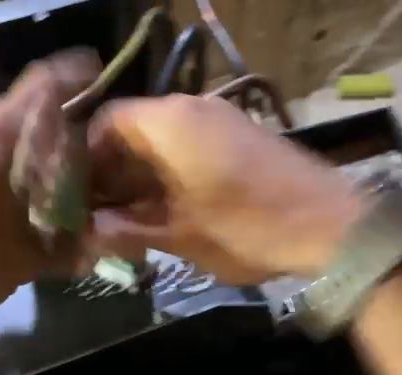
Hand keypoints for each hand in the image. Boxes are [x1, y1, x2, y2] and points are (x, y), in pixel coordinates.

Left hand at [0, 51, 98, 317]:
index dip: (74, 82)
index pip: (48, 84)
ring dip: (0, 152)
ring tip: (11, 191)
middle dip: (36, 134)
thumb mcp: (28, 260)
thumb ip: (64, 245)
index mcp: (1, 133)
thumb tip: (88, 245)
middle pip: (12, 111)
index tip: (90, 88)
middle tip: (53, 168)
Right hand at [84, 95, 363, 282]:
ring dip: (139, 181)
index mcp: (168, 122)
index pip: (106, 123)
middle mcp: (190, 110)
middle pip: (132, 132)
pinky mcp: (238, 142)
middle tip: (93, 219)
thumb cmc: (246, 229)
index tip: (73, 199)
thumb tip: (89, 232)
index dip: (84, 161)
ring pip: (160, 145)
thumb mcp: (180, 236)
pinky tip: (161, 217)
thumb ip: (129, 229)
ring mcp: (218, 123)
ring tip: (122, 225)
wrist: (327, 227)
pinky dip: (168, 180)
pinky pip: (188, 152)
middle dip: (109, 175)